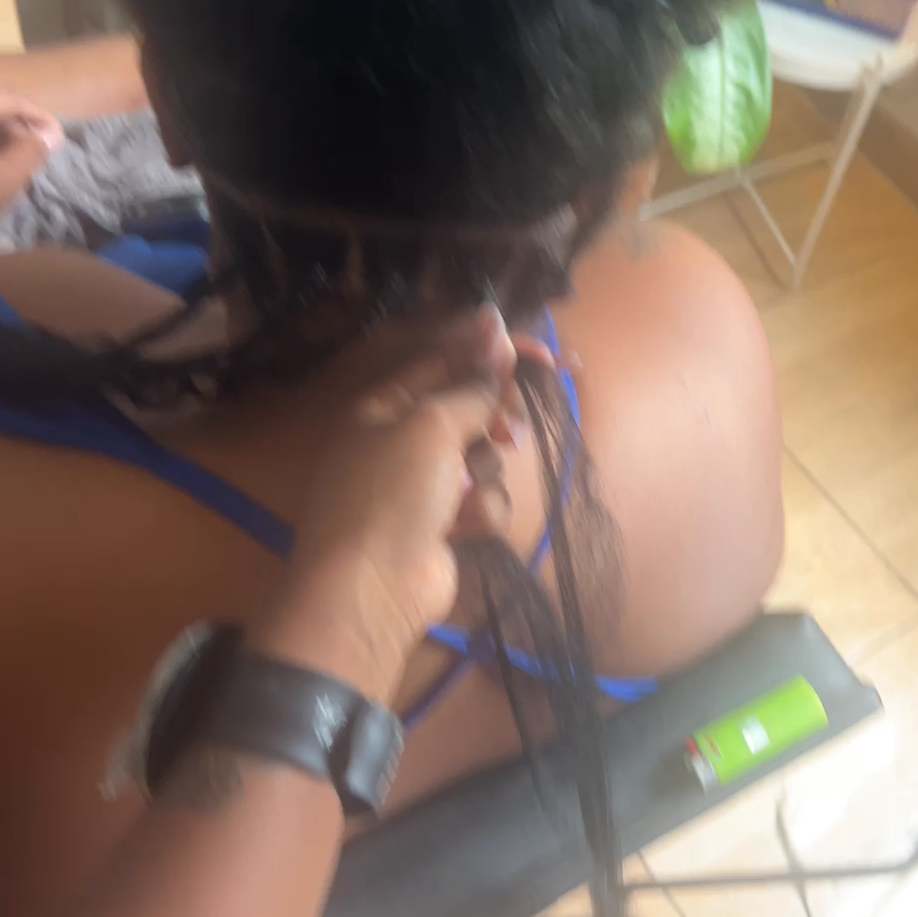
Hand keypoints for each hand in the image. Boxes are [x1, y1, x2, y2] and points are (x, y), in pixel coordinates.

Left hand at [249, 307, 524, 701]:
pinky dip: (479, 513)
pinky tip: (461, 529)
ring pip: (485, 456)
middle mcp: (405, 438)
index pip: (449, 361)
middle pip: (472, 408)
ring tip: (463, 496)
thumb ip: (472, 384)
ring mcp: (427, 483)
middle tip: (510, 429)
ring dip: (483, 476)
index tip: (544, 355)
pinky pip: (485, 498)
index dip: (495, 354)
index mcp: (387, 405)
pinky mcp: (448, 520)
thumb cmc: (392, 495)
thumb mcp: (431, 427)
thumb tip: (496, 325)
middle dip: (494, 421)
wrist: (373, 591)